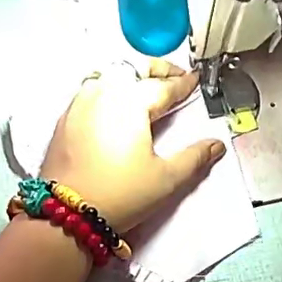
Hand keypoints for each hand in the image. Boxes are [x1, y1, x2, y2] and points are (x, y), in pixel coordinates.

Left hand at [38, 61, 226, 232]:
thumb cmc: (120, 194)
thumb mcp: (166, 179)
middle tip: (173, 75)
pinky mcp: (66, 119)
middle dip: (156, 68)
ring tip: (145, 86)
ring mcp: (80, 103)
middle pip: (132, 68)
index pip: (163, 86)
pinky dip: (109, 88)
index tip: (195, 80)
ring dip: (130, 75)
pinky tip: (115, 104)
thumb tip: (215, 145)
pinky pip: (91, 90)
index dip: (183, 83)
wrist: (68, 213)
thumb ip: (194, 158)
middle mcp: (103, 93)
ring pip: (108, 74)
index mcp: (130, 101)